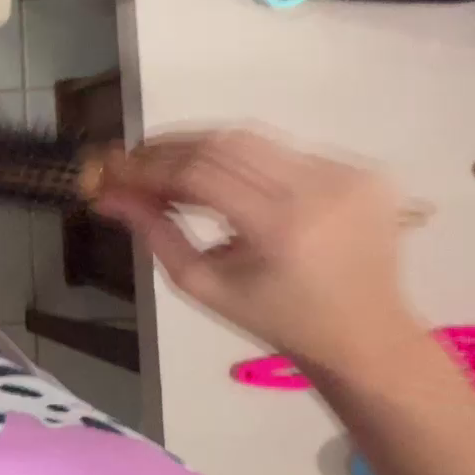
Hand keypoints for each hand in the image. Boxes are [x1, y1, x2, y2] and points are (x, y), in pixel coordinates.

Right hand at [94, 129, 422, 369]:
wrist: (366, 334)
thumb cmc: (274, 317)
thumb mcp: (200, 283)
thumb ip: (153, 233)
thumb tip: (108, 196)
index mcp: (282, 227)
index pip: (198, 173)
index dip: (146, 167)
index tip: (108, 170)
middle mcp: (321, 190)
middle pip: (223, 145)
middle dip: (166, 150)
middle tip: (128, 162)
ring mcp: (348, 175)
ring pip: (249, 139)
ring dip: (197, 149)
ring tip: (163, 168)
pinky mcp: (361, 171)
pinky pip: (279, 151)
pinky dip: (236, 159)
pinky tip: (214, 178)